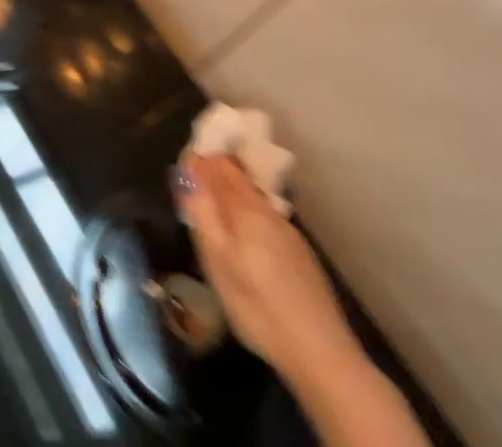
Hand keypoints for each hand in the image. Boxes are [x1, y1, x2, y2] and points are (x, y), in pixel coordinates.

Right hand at [175, 154, 358, 381]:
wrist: (317, 348)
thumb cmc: (255, 305)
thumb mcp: (217, 260)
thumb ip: (202, 214)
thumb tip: (186, 173)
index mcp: (246, 212)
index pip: (220, 171)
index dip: (201, 160)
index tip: (184, 153)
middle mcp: (269, 214)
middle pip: (240, 180)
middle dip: (218, 167)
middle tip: (197, 162)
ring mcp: (288, 233)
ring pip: (255, 197)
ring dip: (234, 186)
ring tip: (215, 187)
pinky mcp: (298, 253)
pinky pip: (266, 215)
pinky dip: (248, 206)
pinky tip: (244, 221)